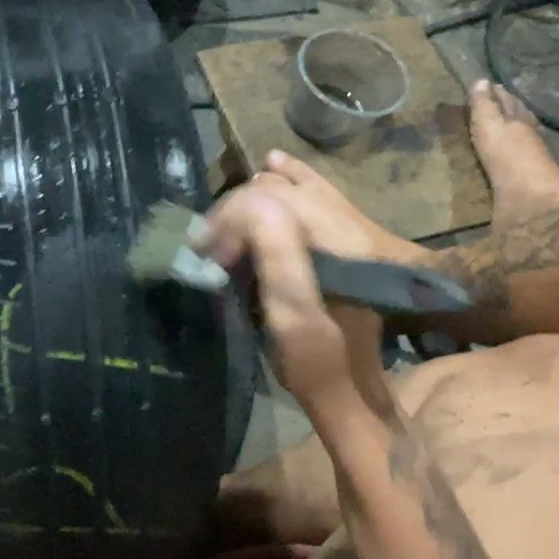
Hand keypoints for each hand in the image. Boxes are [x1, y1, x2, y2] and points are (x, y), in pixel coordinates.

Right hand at [204, 185, 365, 415]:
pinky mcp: (342, 242)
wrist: (350, 392)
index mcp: (340, 243)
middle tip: (208, 250)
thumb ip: (278, 255)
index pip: (273, 200)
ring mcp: (349, 232)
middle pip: (280, 192)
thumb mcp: (292, 317)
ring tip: (222, 232)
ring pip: (293, 190)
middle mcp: (350, 227)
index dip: (232, 219)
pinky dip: (288, 178)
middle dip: (235, 213)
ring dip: (250, 201)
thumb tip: (253, 202)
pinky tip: (270, 167)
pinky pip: (314, 193)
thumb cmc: (316, 364)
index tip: (208, 256)